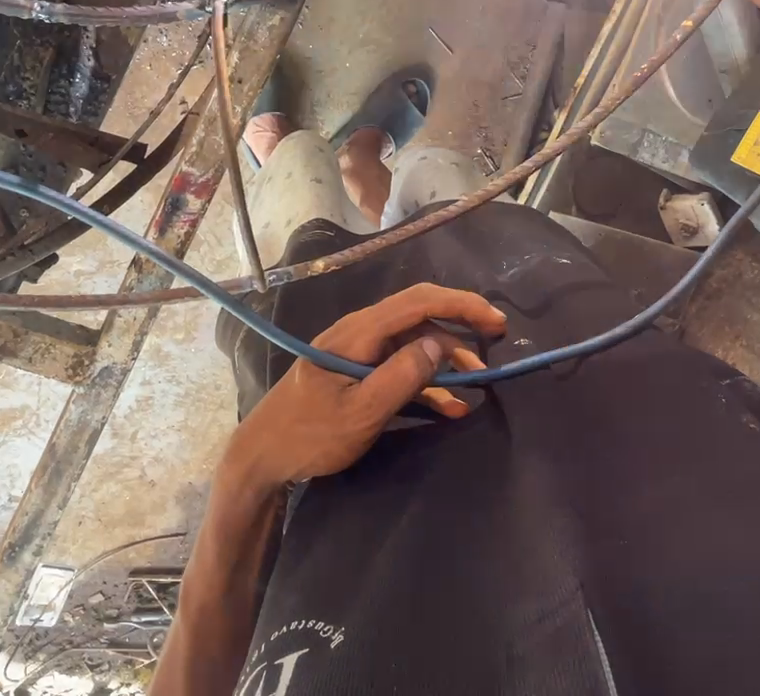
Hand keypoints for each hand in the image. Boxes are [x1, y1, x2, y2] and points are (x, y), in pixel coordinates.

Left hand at [219, 284, 503, 496]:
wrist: (262, 457)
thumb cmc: (309, 435)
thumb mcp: (360, 412)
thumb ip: (402, 376)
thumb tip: (441, 344)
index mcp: (359, 332)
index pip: (418, 301)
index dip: (460, 305)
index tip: (496, 321)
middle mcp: (361, 332)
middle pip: (420, 316)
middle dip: (460, 327)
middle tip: (497, 344)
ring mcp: (359, 352)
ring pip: (414, 343)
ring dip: (447, 359)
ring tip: (478, 382)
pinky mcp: (358, 373)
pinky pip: (400, 367)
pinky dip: (427, 381)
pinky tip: (452, 405)